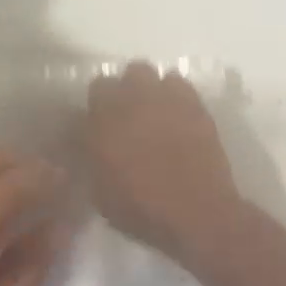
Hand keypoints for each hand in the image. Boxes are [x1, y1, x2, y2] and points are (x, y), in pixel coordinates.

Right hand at [86, 63, 242, 259]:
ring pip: (157, 75)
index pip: (95, 90)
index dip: (97, 105)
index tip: (98, 122)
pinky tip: (177, 118)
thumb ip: (90, 158)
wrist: (195, 213)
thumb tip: (87, 143)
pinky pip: (182, 88)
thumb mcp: (98, 190)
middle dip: (127, 88)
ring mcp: (169, 100)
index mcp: (103, 119)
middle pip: (129, 73)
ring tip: (155, 113)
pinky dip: (177, 97)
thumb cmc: (139, 208)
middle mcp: (134, 100)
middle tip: (127, 115)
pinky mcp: (197, 108)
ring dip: (153, 89)